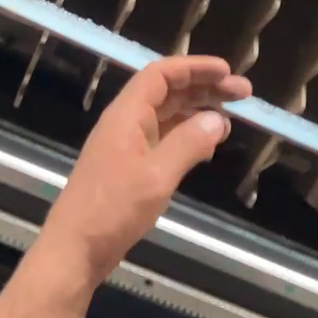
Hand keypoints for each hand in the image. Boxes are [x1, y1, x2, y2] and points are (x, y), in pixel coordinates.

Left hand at [38, 56, 252, 289]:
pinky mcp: (127, 168)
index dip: (194, 67)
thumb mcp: (157, 175)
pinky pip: (161, 140)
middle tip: (243, 93)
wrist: (75, 249)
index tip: (227, 71)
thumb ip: (189, 144)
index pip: (161, 75)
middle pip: (166, 92)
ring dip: (196, 112)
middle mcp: (125, 123)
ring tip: (230, 120)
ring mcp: (125, 146)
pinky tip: (206, 147)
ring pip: (165, 116)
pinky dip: (185, 137)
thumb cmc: (113, 209)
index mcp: (127, 115)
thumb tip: (218, 120)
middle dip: (203, 88)